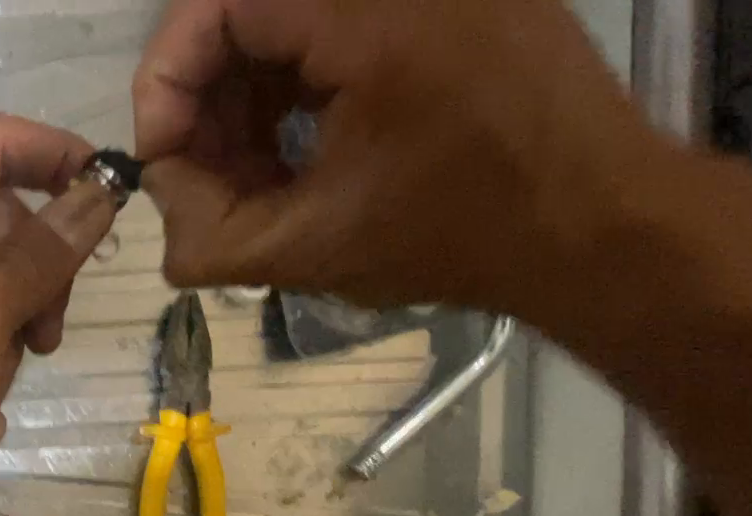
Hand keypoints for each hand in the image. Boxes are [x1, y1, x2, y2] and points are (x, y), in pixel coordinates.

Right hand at [132, 0, 672, 319]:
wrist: (591, 224)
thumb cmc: (448, 240)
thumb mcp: (300, 254)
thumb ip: (198, 231)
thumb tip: (160, 183)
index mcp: (372, 17)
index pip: (219, 2)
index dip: (166, 81)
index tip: (163, 159)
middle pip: (247, 9)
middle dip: (201, 98)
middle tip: (197, 179)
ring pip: (284, 22)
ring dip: (240, 100)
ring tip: (244, 179)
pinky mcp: (445, 1)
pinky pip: (330, 28)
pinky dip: (288, 90)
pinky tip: (287, 153)